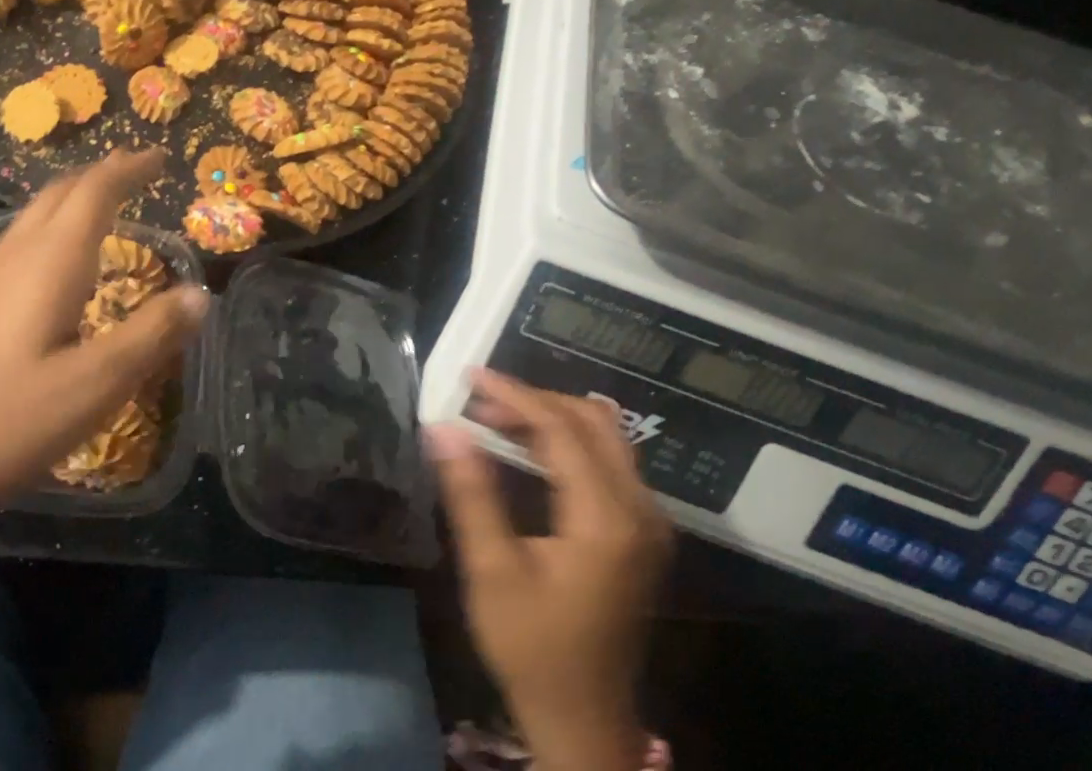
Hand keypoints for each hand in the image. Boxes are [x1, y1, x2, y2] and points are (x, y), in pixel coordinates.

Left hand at [0, 149, 208, 580]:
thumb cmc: (0, 422)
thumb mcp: (91, 387)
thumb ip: (148, 337)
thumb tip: (199, 294)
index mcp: (48, 262)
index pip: (95, 192)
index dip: (130, 169)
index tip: (161, 157)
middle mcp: (11, 256)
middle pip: (58, 194)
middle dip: (101, 177)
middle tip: (138, 174)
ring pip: (33, 220)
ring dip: (72, 204)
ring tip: (104, 212)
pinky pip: (17, 248)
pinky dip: (51, 236)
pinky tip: (54, 272)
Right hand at [425, 370, 671, 770]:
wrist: (584, 715)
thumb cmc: (531, 646)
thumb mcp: (492, 571)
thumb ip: (472, 493)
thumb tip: (443, 428)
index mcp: (606, 518)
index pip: (562, 429)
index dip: (513, 395)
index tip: (468, 376)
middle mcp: (641, 511)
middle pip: (594, 424)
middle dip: (533, 401)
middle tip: (476, 399)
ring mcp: (648, 524)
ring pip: (607, 441)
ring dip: (552, 420)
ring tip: (494, 419)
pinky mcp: (641, 536)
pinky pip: (610, 466)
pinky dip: (568, 444)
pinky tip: (530, 449)